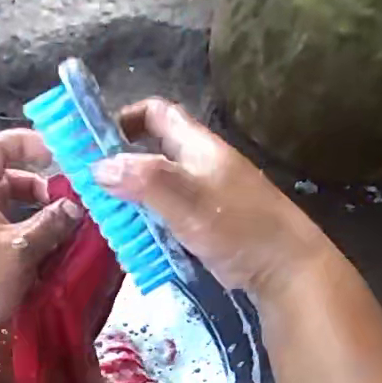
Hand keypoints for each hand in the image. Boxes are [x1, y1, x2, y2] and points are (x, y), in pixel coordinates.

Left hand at [0, 129, 81, 343]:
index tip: (57, 153)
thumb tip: (75, 207)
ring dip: (45, 216)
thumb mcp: (19, 250)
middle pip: (11, 180)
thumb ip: (49, 225)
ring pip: (18, 212)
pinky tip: (58, 254)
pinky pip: (19, 238)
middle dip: (43, 186)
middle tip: (70, 202)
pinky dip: (39, 239)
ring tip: (70, 230)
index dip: (24, 142)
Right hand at [92, 98, 330, 294]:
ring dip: (133, 205)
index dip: (124, 119)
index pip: (156, 114)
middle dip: (121, 171)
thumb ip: (145, 181)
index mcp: (198, 147)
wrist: (286, 268)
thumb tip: (99, 167)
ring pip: (157, 191)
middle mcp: (200, 166)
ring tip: (112, 225)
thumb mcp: (187, 200)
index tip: (95, 143)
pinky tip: (139, 246)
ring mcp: (205, 197)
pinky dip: (150, 227)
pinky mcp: (208, 226)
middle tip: (96, 195)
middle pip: (152, 156)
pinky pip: (169, 218)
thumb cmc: (239, 227)